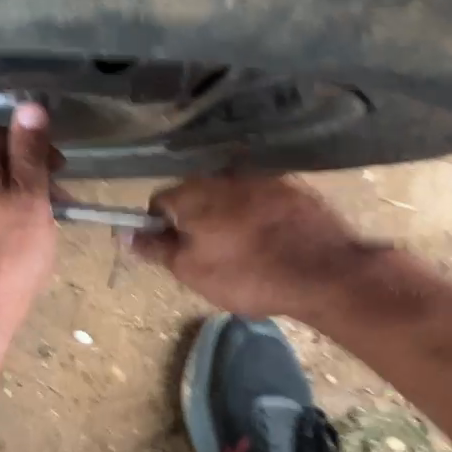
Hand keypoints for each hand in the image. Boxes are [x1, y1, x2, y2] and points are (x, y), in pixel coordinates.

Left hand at [0, 104, 59, 318]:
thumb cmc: (11, 249)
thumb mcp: (30, 194)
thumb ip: (30, 152)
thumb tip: (29, 105)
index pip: (3, 135)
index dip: (34, 143)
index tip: (61, 166)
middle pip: (2, 162)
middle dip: (35, 172)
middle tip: (63, 196)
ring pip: (1, 190)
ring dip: (30, 196)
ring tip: (54, 219)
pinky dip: (18, 217)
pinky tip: (34, 237)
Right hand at [130, 175, 385, 317]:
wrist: (325, 273)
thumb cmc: (246, 274)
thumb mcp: (190, 270)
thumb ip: (156, 248)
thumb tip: (126, 232)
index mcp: (193, 193)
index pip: (159, 202)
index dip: (159, 228)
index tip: (171, 251)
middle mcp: (225, 176)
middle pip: (196, 196)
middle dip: (195, 221)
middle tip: (206, 256)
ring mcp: (264, 179)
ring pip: (231, 197)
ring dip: (228, 218)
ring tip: (242, 252)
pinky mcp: (296, 189)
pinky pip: (264, 201)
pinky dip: (260, 218)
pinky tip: (271, 244)